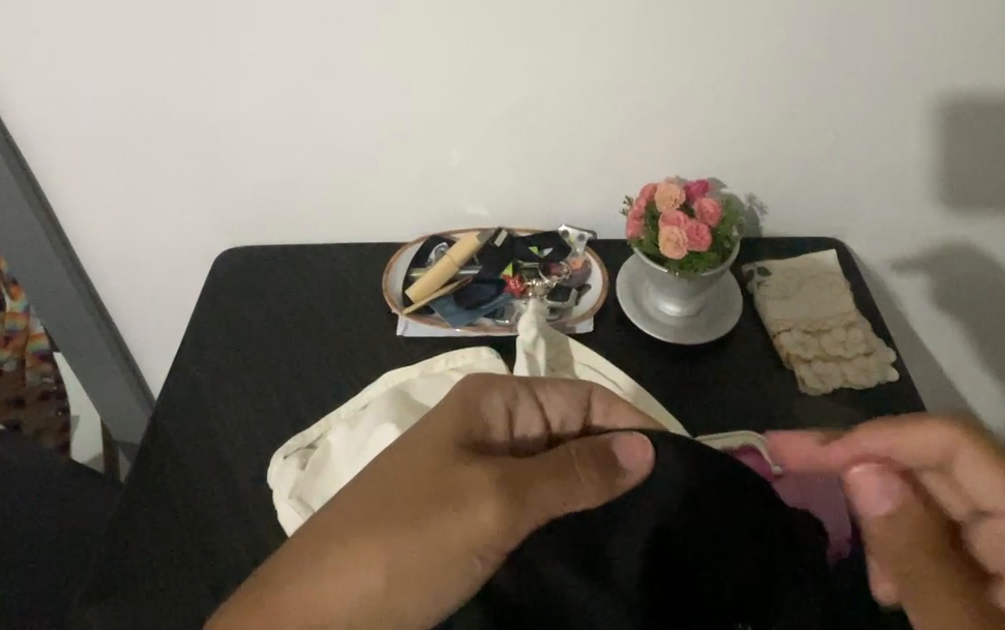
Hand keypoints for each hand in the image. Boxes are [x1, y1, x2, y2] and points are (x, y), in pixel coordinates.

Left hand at [208, 374, 659, 629]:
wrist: (315, 616)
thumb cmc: (409, 540)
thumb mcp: (497, 502)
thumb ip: (573, 474)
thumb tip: (648, 447)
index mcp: (492, 402)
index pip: (582, 397)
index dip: (633, 424)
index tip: (689, 469)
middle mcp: (488, 428)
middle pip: (572, 432)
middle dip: (620, 462)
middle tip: (679, 512)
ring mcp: (475, 476)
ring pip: (555, 475)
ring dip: (597, 497)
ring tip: (653, 533)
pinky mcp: (468, 522)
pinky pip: (531, 510)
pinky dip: (566, 524)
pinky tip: (599, 550)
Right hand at [794, 415, 1004, 629]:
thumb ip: (917, 557)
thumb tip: (860, 467)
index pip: (956, 446)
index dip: (880, 439)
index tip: (809, 458)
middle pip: (941, 468)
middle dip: (865, 462)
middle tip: (783, 456)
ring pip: (937, 503)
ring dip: (884, 516)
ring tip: (868, 576)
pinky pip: (946, 544)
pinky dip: (904, 551)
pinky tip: (889, 591)